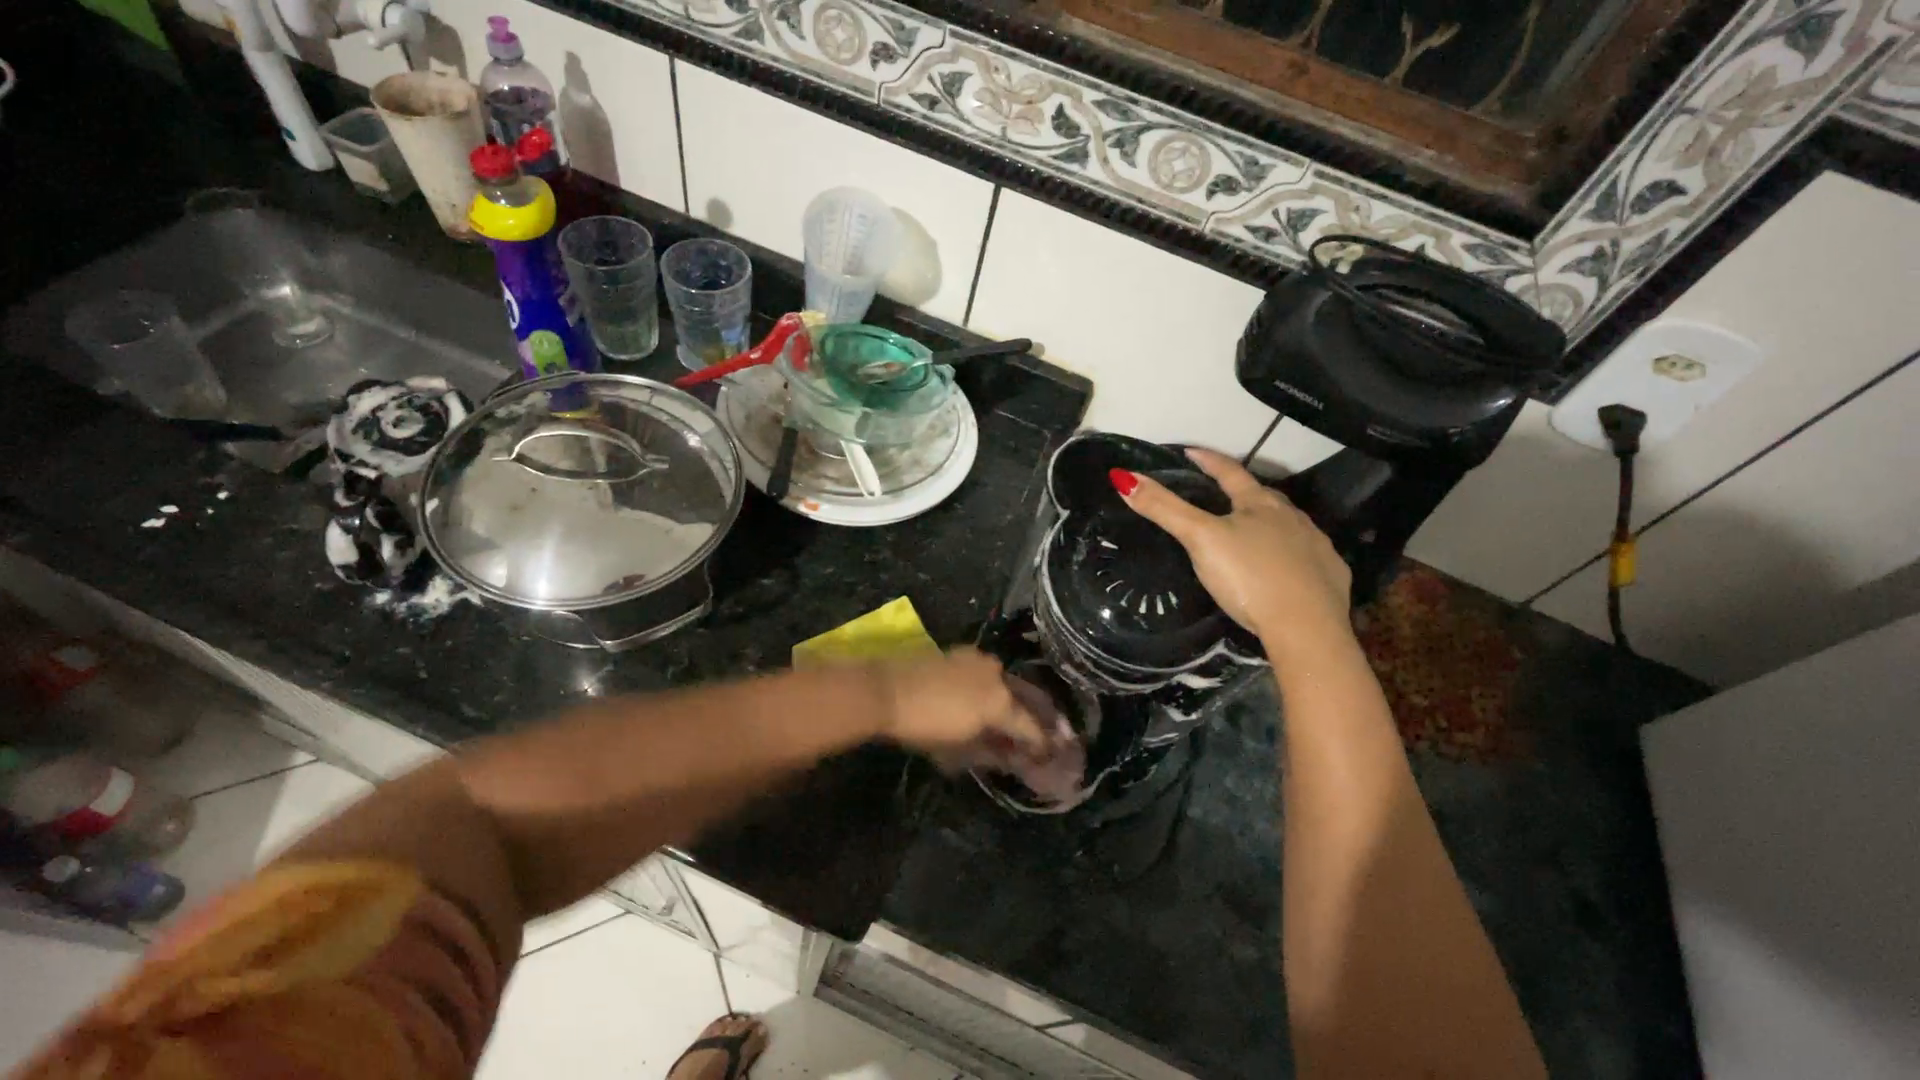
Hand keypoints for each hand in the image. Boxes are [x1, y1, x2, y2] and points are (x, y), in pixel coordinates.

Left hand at [875, 647, 1045, 755]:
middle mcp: (998, 676)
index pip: (1032, 727)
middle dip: (1037, 717)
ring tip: (1015, 718)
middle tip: (1048, 732)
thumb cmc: (921, 727)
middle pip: (1025, 699)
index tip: (1049, 755)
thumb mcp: (959, 750)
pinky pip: (987, 672)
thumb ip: (992, 752)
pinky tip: (988, 697)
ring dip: (1014, 700)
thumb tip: (1012, 757)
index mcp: (1001, 702)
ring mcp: (978, 660)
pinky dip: (993, 687)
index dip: (1042, 743)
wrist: (883, 689)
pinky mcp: (960, 653)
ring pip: (1006, 682)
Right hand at [1114, 448, 1352, 656]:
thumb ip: (1165, 509)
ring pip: (1290, 525)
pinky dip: (1294, 554)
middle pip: (1263, 496)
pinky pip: (1309, 555)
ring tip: (1254, 532)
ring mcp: (1316, 545)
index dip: (1208, 460)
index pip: (1230, 472)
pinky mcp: (1330, 574)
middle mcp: (1292, 517)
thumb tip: (1123, 476)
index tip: (1190, 452)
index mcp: (1260, 504)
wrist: (1306, 626)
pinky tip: (1287, 567)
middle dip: (1243, 492)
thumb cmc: (1249, 577)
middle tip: (1223, 495)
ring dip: (1271, 524)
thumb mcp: (1200, 541)